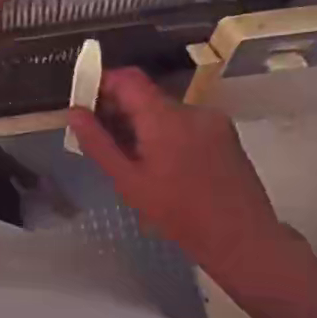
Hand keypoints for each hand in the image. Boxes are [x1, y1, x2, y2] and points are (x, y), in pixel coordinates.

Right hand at [68, 68, 298, 265]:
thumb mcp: (129, 182)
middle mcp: (191, 109)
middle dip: (121, 110)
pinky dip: (168, 133)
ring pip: (166, 110)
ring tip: (136, 160)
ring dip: (145, 124)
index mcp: (165, 117)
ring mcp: (213, 119)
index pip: (128, 78)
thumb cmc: (179, 214)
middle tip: (104, 139)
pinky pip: (186, 122)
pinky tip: (166, 165)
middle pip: (147, 95)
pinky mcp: (226, 133)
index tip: (86, 104)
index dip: (103, 83)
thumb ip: (99, 143)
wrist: (242, 239)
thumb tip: (74, 112)